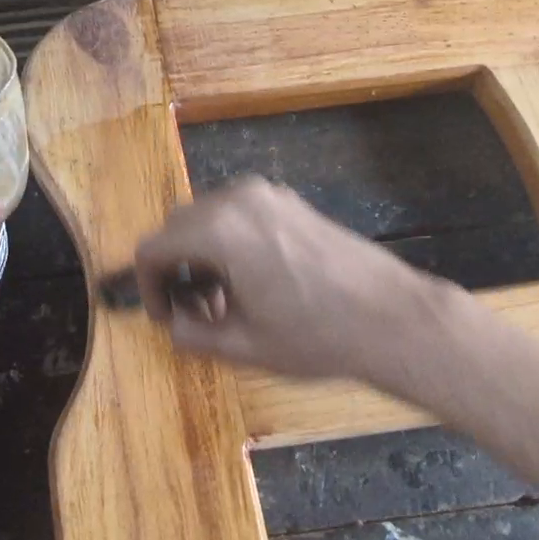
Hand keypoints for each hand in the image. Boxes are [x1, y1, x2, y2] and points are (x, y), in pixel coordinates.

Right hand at [134, 176, 472, 394]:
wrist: (391, 316)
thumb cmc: (315, 335)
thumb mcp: (243, 345)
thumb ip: (191, 333)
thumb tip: (173, 322)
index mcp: (218, 231)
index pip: (153, 247)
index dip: (147, 285)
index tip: (164, 317)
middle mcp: (235, 199)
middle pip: (177, 226)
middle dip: (174, 267)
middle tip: (192, 312)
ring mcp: (264, 193)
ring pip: (206, 216)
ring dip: (200, 253)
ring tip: (225, 300)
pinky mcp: (287, 199)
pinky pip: (236, 212)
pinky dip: (227, 239)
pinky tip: (252, 279)